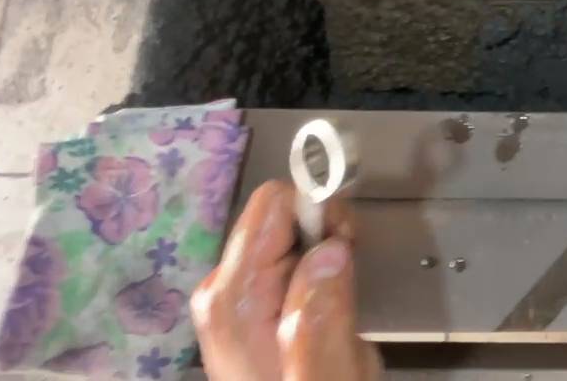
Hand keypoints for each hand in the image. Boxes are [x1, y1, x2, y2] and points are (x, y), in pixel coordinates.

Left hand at [192, 181, 380, 380]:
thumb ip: (322, 321)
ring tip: (338, 297)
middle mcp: (221, 289)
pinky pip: (288, 252)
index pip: (273, 204)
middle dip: (325, 230)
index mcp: (234, 298)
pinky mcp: (248, 304)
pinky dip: (317, 262)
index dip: (322, 214)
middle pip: (279, 213)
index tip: (345, 249)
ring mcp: (231, 298)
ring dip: (325, 249)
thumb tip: (328, 250)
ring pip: (287, 231)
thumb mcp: (330, 380)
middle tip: (345, 277)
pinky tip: (326, 301)